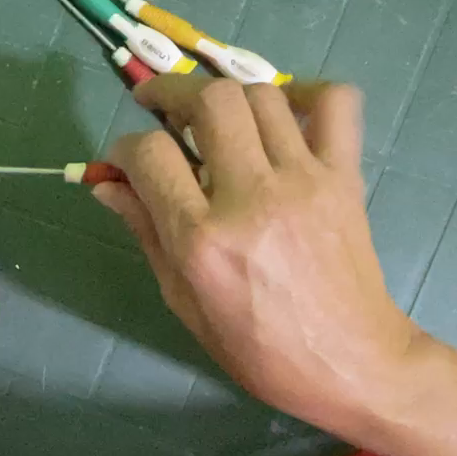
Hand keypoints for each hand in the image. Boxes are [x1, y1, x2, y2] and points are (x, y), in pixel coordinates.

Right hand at [94, 76, 428, 433]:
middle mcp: (251, 197)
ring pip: (260, 94)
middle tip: (157, 109)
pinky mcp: (345, 176)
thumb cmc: (253, 345)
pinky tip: (279, 114)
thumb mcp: (181, 298)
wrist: (349, 363)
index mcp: (202, 238)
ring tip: (210, 117)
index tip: (124, 163)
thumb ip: (145, 231)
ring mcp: (305, 180)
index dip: (125, 149)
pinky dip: (302, 92)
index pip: (150, 155)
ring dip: (224, 96)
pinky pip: (333, 102)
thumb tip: (107, 186)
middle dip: (170, 93)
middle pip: (208, 101)